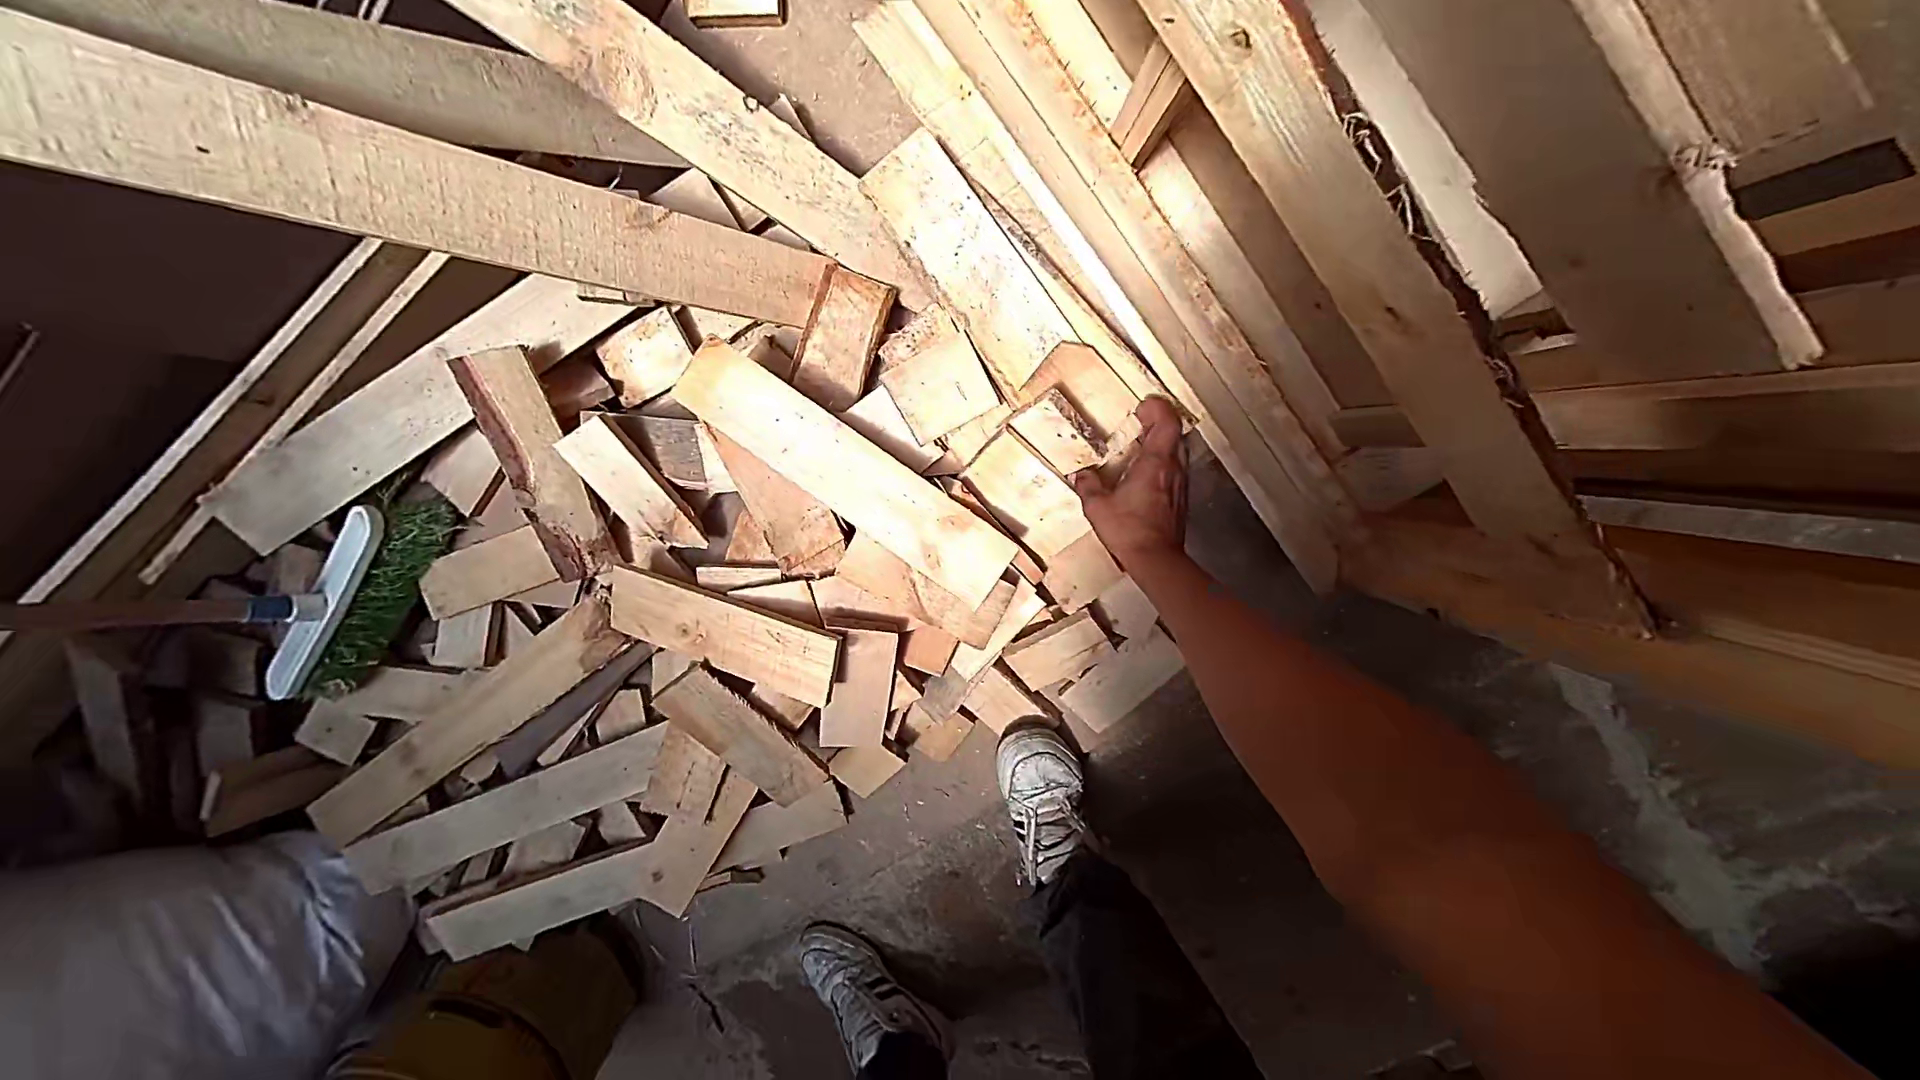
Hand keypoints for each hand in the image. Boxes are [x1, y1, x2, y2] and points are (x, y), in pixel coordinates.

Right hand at [1073, 396, 1186, 566]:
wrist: (1156, 560)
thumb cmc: (1130, 532)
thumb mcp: (1098, 507)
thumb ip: (1088, 486)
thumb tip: (1082, 476)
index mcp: (1155, 463)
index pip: (1167, 422)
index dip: (1157, 408)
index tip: (1143, 407)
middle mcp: (1173, 470)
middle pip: (1175, 434)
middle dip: (1159, 423)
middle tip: (1140, 422)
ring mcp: (1180, 486)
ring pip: (1178, 453)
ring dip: (1162, 445)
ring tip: (1140, 448)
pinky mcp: (1181, 501)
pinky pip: (1176, 473)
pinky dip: (1163, 466)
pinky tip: (1145, 477)